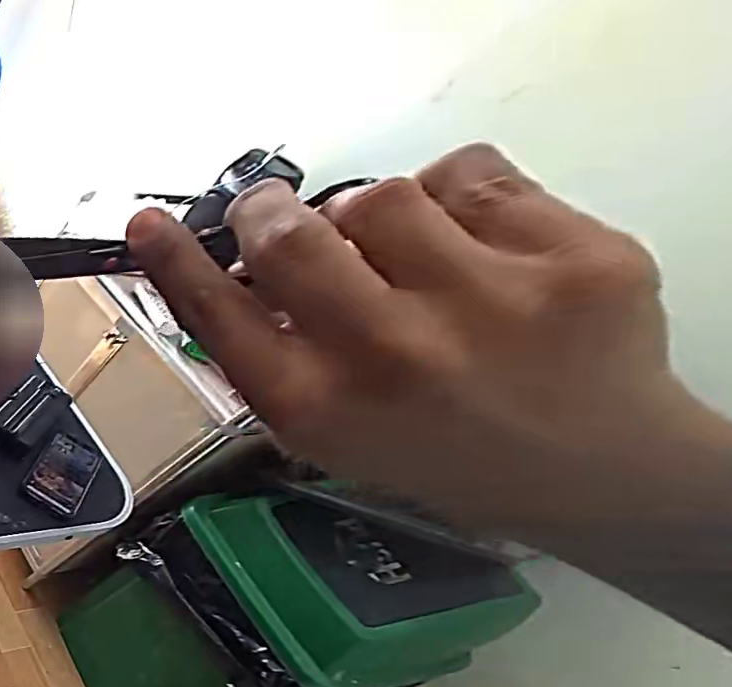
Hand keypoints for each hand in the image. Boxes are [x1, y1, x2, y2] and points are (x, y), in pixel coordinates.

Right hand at [126, 143, 731, 536]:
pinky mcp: (570, 255)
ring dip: (363, 214)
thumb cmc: (423, 453)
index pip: (219, 315)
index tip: (146, 223)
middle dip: (265, 211)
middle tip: (269, 211)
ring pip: (378, 194)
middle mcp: (386, 354)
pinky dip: (444, 196)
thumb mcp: (321, 433)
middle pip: (290, 236)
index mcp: (315, 406)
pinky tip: (462, 242)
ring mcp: (484, 301)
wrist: (584, 470)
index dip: (175, 262)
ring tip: (390, 253)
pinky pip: (466, 172)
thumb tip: (234, 278)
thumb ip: (269, 363)